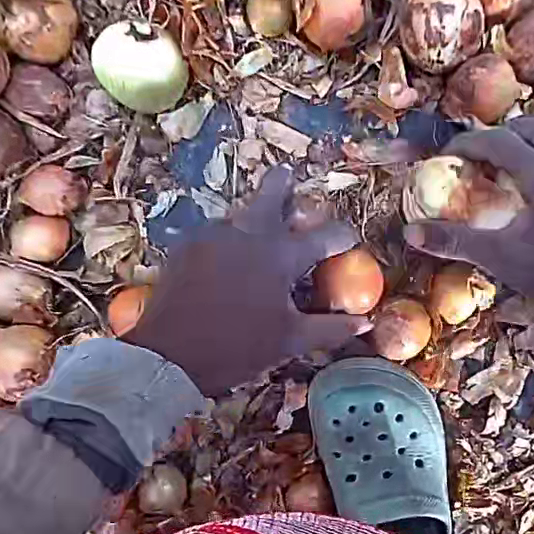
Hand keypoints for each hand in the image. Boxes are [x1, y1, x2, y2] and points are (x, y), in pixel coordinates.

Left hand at [126, 166, 367, 392]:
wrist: (167, 357)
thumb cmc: (238, 347)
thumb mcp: (292, 340)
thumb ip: (332, 327)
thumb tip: (366, 320)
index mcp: (282, 254)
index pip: (328, 234)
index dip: (344, 237)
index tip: (350, 241)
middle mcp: (250, 234)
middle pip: (272, 193)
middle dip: (284, 184)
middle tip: (289, 176)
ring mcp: (214, 236)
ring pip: (242, 211)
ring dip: (256, 214)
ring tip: (261, 227)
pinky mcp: (187, 247)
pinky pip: (217, 231)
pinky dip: (230, 237)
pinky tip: (230, 256)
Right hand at [404, 117, 533, 372]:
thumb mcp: (500, 257)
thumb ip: (455, 241)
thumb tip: (411, 233)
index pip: (500, 141)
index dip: (468, 143)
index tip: (446, 155)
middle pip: (531, 128)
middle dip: (499, 135)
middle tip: (475, 157)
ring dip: (524, 143)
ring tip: (499, 168)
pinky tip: (527, 188)